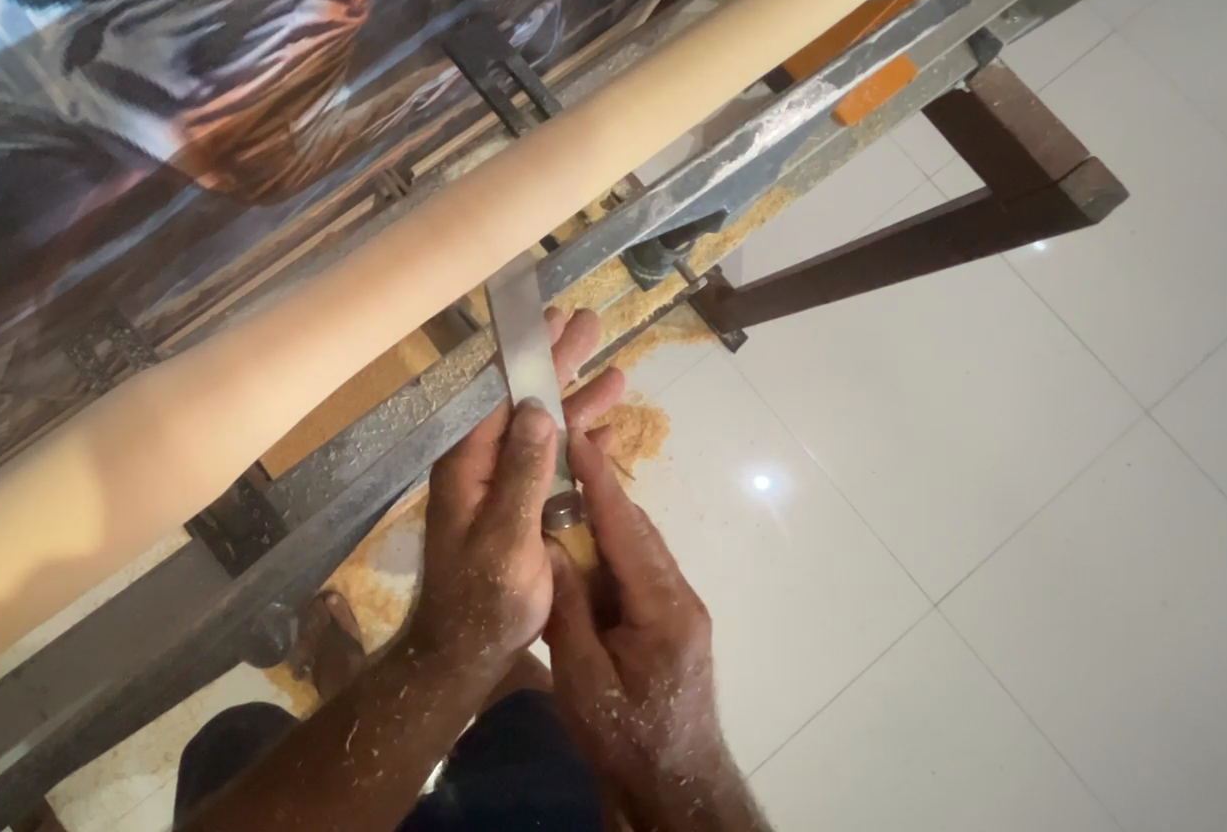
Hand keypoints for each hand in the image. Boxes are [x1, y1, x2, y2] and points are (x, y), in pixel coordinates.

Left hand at [408, 307, 625, 671]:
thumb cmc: (482, 598)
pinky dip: (578, 449)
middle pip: (524, 403)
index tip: (554, 321)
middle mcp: (481, 464)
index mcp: (467, 463)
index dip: (529, 356)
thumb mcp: (504, 536)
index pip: (500, 394)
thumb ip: (522, 473)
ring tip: (617, 374)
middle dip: (558, 364)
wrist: (467, 649)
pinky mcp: (520, 507)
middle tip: (590, 325)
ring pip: (544, 433)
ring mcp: (502, 485)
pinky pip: (552, 467)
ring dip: (578, 403)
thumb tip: (537, 409)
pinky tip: (606, 431)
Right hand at [545, 431, 765, 830]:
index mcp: (663, 608)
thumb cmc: (625, 737)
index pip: (627, 529)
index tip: (575, 437)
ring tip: (559, 491)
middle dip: (598, 491)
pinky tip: (575, 547)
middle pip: (636, 529)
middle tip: (557, 456)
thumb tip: (547, 545)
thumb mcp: (583, 677)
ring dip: (600, 518)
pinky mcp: (667, 620)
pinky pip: (634, 568)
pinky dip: (605, 548)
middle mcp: (678, 597)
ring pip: (636, 546)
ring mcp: (677, 608)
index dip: (599, 481)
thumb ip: (567, 606)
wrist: (672, 788)